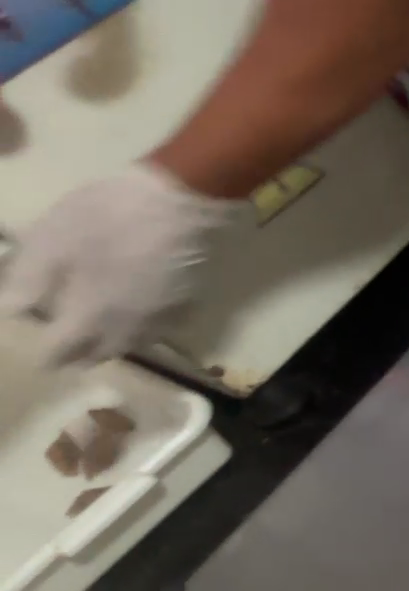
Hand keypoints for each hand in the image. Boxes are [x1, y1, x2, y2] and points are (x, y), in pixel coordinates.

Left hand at [0, 162, 239, 365]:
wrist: (179, 210)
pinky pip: (164, 329)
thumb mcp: (50, 241)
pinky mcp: (188, 305)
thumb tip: (10, 311)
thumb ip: (27, 280)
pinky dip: (148, 332)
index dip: (49, 355)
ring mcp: (165, 317)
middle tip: (70, 357)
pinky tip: (141, 322)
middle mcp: (132, 325)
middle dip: (86, 355)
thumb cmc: (105, 220)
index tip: (40, 361)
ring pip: (137, 343)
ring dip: (117, 346)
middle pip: (106, 351)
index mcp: (94, 312)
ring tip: (102, 342)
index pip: (66, 347)